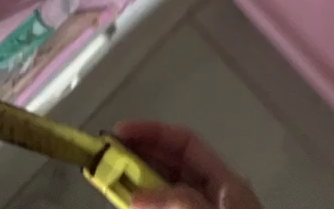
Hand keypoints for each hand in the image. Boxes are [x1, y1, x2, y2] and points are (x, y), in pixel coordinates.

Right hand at [113, 121, 261, 208]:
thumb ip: (179, 203)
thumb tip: (135, 196)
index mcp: (225, 184)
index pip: (186, 143)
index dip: (153, 132)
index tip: (120, 133)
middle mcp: (214, 198)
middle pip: (173, 167)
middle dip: (140, 161)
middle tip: (108, 160)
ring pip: (167, 195)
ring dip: (141, 191)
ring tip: (114, 188)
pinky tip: (133, 207)